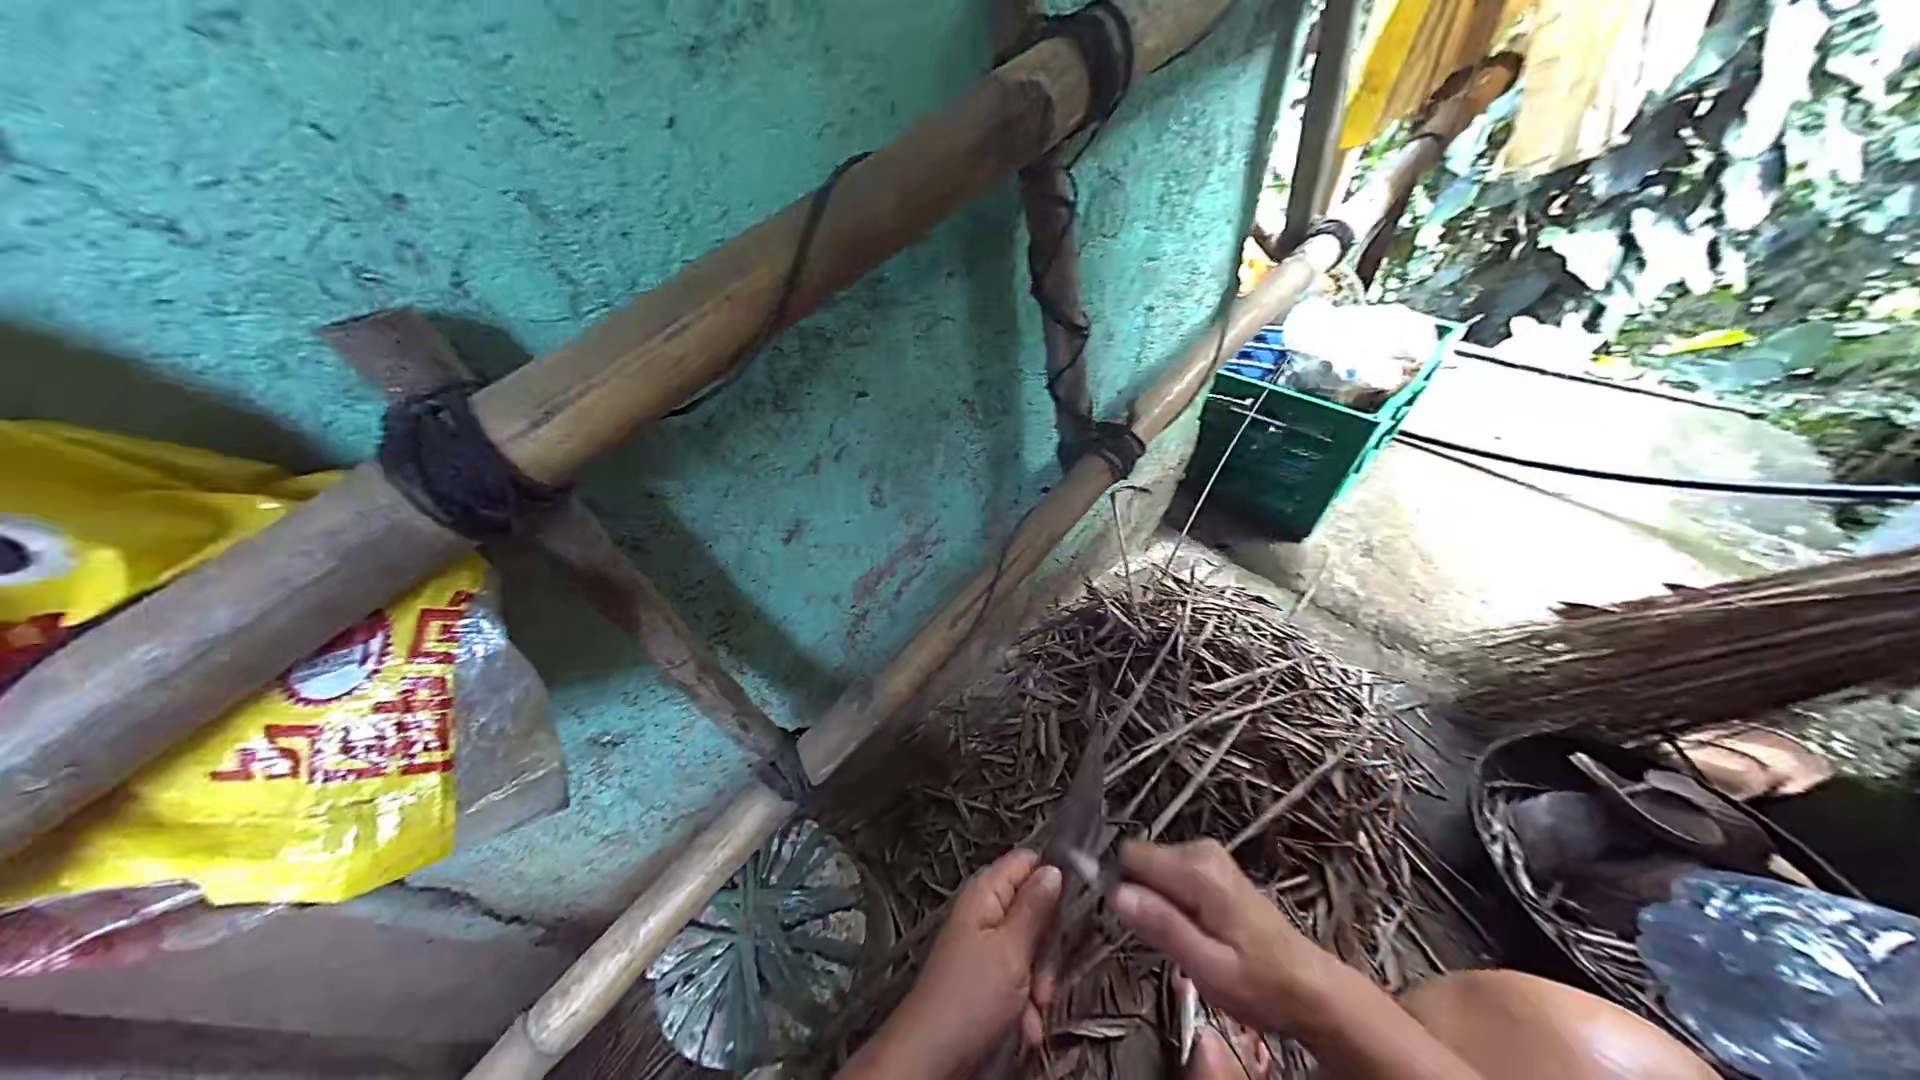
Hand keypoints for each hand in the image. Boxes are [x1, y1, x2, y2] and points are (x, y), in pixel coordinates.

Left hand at [847, 848, 1062, 1077]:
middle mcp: (985, 912)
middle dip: (1048, 947)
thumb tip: (1053, 869)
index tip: (1074, 906)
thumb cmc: (969, 999)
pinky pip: (1019, 978)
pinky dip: (1026, 1003)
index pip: (1027, 862)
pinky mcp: (986, 978)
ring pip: (1031, 948)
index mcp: (986, 893)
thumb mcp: (1011, 951)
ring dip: (1039, 982)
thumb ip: (1035, 908)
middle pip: (1034, 909)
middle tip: (1044, 976)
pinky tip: (1025, 1027)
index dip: (1053, 879)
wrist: (931, 1060)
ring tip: (1035, 1008)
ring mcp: (985, 946)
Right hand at [1112, 839, 1345, 1037]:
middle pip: (1142, 862)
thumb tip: (1116, 894)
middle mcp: (1200, 850)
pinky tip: (1195, 931)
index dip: (1125, 889)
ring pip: (1155, 870)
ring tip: (1184, 941)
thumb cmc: (1260, 983)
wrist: (1311, 988)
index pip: (1130, 856)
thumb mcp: (1207, 966)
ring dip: (1159, 904)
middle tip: (1166, 942)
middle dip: (1143, 898)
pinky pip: (1172, 877)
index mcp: (1197, 869)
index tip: (1136, 925)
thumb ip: (1161, 926)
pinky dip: (1174, 902)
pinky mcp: (1213, 867)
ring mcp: (1208, 856)